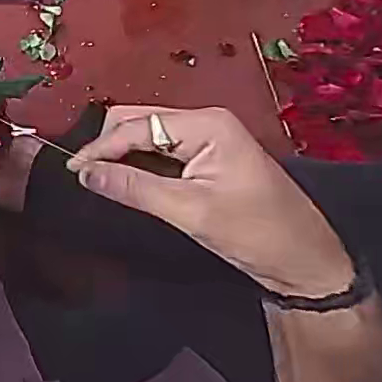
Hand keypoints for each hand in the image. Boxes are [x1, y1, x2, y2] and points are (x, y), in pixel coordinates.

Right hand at [70, 105, 354, 297]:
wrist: (307, 261)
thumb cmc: (255, 233)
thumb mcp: (190, 212)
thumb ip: (134, 188)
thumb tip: (85, 173)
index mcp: (206, 124)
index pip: (138, 126)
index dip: (102, 147)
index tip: (73, 169)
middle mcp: (204, 120)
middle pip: (140, 119)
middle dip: (109, 143)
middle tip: (85, 174)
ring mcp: (206, 135)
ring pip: (148, 133)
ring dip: (122, 152)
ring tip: (98, 177)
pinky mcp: (206, 153)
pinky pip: (161, 148)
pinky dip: (139, 161)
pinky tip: (125, 177)